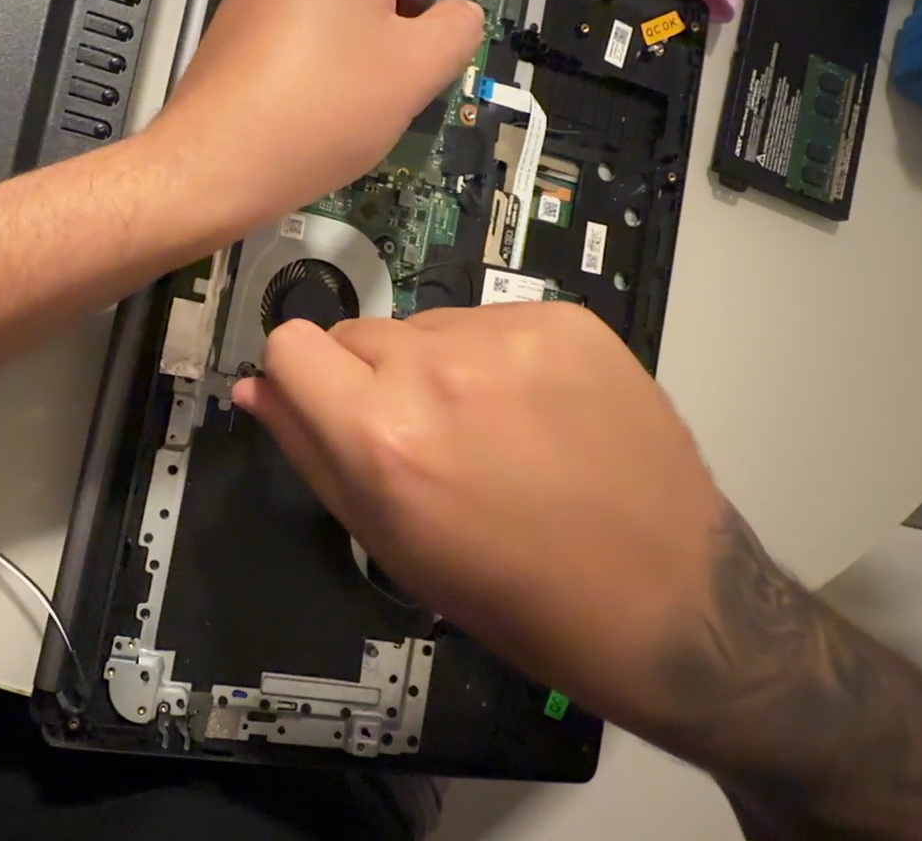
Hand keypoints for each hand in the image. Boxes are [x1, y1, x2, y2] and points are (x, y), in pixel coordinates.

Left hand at [154, 0, 486, 225]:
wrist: (212, 165)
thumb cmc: (314, 111)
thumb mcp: (415, 70)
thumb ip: (460, 26)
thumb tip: (459, 16)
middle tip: (435, 28)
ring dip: (385, 1)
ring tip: (395, 64)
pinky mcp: (244, 16)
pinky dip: (344, 21)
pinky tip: (349, 79)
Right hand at [232, 304, 727, 731]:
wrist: (666, 601)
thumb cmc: (504, 590)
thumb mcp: (384, 536)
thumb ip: (307, 450)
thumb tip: (255, 389)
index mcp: (381, 434)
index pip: (289, 345)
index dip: (298, 378)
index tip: (328, 408)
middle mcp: (438, 369)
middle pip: (352, 332)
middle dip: (366, 378)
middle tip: (421, 438)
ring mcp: (509, 337)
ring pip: (419, 326)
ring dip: (430, 366)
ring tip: (486, 429)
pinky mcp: (567, 321)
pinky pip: (486, 320)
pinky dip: (490, 358)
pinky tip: (532, 411)